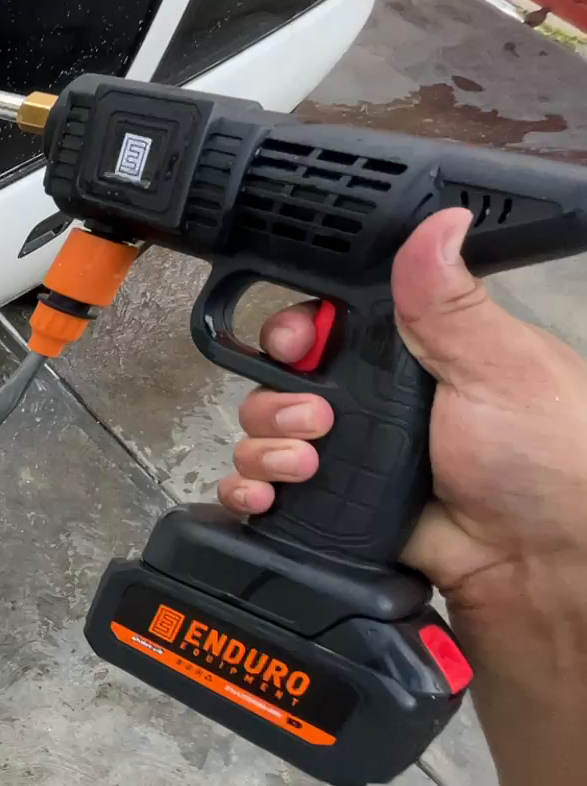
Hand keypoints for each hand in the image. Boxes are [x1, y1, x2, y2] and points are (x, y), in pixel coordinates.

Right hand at [217, 207, 586, 699]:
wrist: (532, 561)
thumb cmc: (541, 458)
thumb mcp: (501, 369)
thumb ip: (449, 307)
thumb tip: (440, 224)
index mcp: (402, 366)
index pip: (318, 335)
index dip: (292, 336)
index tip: (295, 347)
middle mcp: (359, 410)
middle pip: (272, 388)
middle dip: (275, 404)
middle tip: (316, 423)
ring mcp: (331, 460)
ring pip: (254, 439)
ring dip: (263, 452)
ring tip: (306, 470)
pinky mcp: (310, 505)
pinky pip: (247, 489)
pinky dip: (244, 491)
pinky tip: (268, 496)